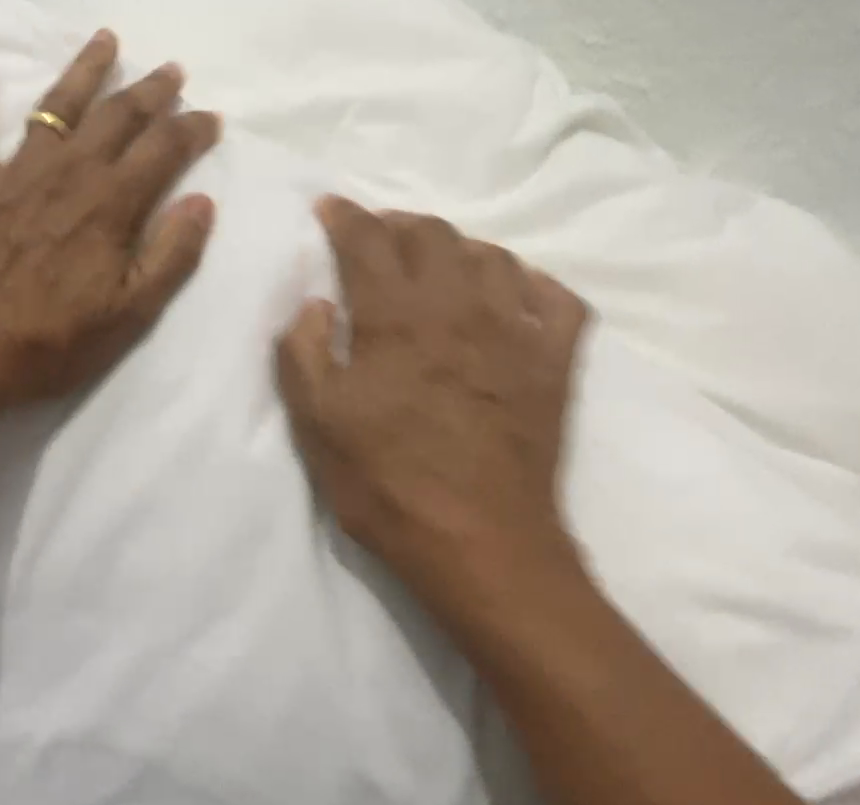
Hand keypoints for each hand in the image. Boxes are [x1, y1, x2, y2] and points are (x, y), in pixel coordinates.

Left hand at [0, 32, 220, 413]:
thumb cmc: (57, 343)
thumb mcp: (130, 314)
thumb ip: (171, 256)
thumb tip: (202, 202)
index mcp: (111, 204)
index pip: (164, 148)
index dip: (192, 129)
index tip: (211, 120)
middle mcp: (68, 173)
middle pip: (116, 115)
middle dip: (150, 90)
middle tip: (172, 73)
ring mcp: (17, 175)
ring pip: (56, 106)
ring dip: (84, 69)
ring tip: (106, 41)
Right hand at [276, 198, 590, 596]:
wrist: (478, 539)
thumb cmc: (385, 485)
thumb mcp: (317, 426)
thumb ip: (304, 356)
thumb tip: (315, 305)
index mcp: (396, 319)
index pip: (368, 243)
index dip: (345, 218)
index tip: (329, 209)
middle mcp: (460, 307)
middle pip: (432, 236)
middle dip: (397, 226)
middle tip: (375, 238)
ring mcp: (517, 331)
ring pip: (491, 256)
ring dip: (455, 248)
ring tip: (434, 264)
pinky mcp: (555, 362)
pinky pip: (553, 297)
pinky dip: (527, 282)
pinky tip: (510, 294)